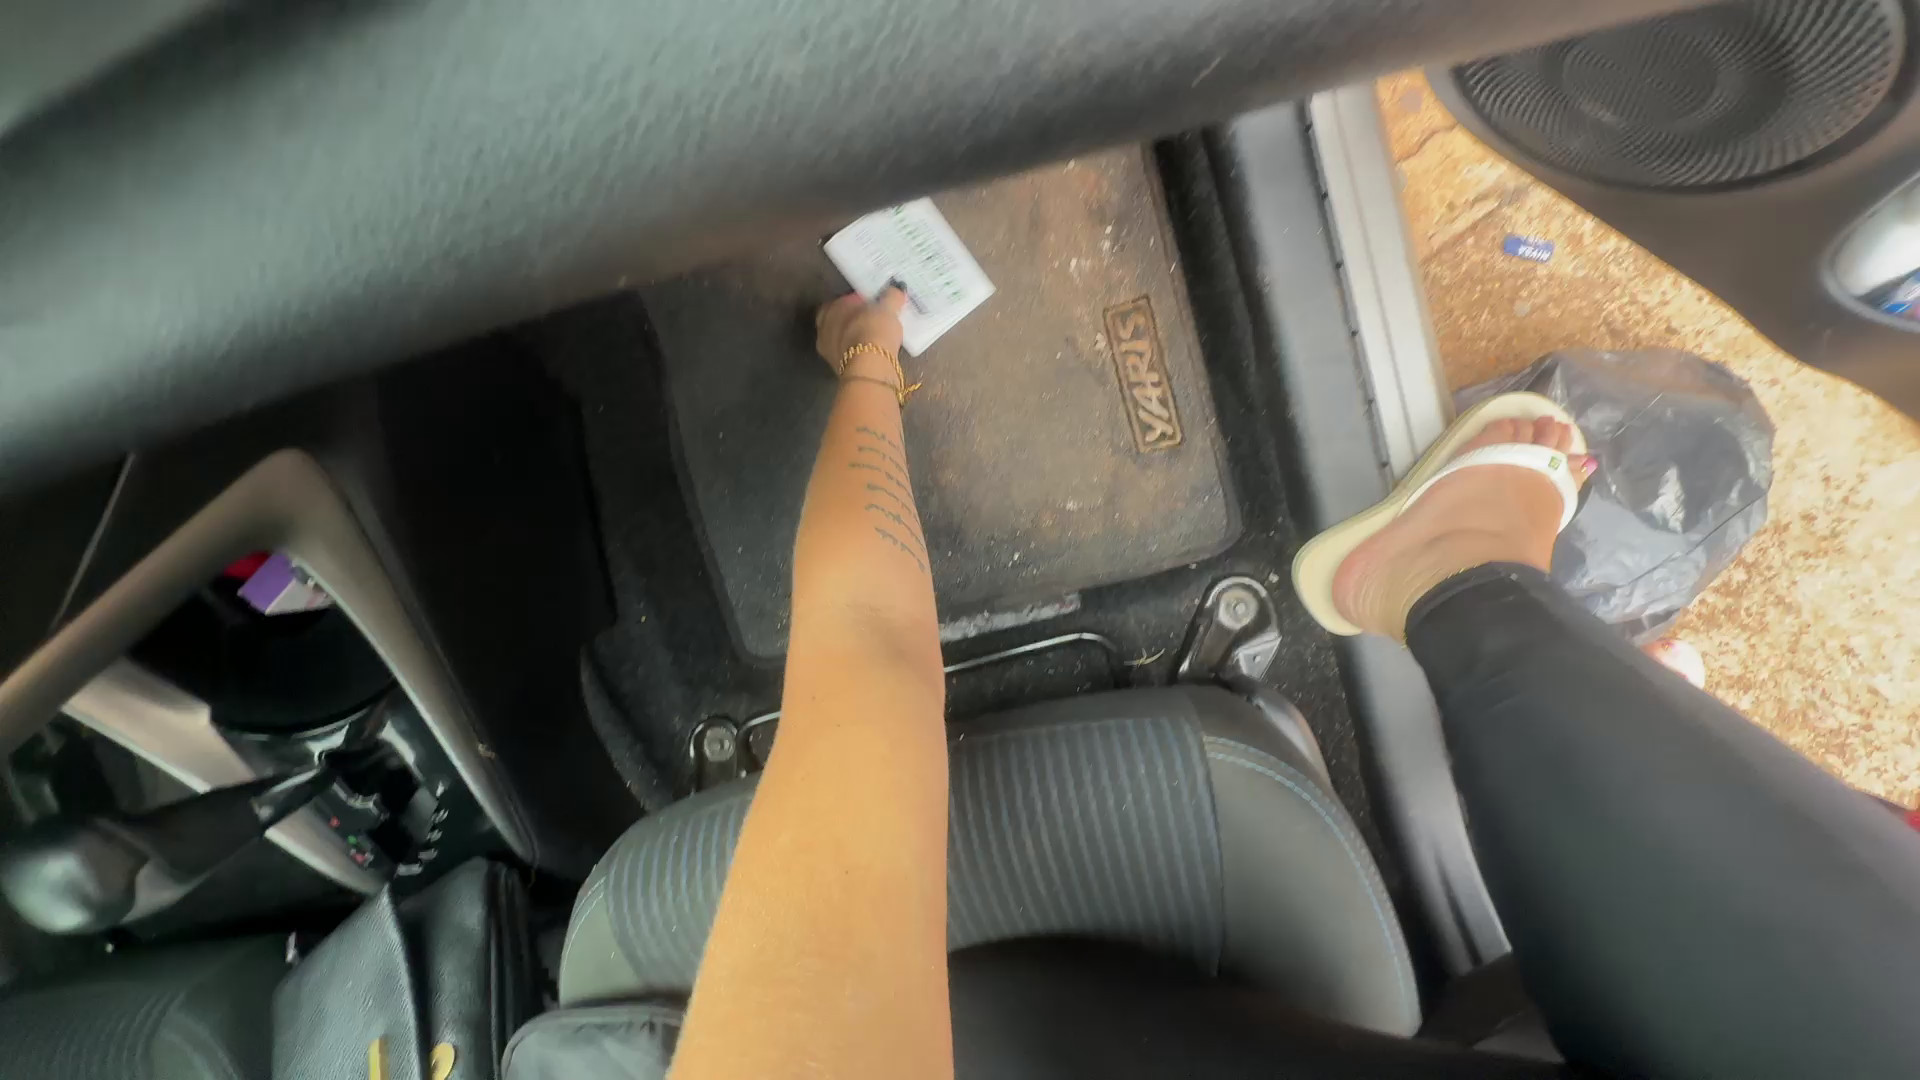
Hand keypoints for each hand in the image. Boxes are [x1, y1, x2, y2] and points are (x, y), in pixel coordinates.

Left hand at [814, 286, 907, 372]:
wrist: (869, 368)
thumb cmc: (873, 330)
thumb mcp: (887, 308)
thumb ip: (891, 297)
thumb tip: (896, 290)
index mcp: (830, 309)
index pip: (843, 301)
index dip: (858, 302)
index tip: (873, 305)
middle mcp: (823, 330)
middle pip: (840, 322)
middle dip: (854, 322)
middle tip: (873, 322)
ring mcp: (828, 353)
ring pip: (843, 341)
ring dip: (855, 340)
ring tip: (875, 340)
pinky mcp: (837, 371)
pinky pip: (850, 357)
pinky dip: (859, 355)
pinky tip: (873, 355)